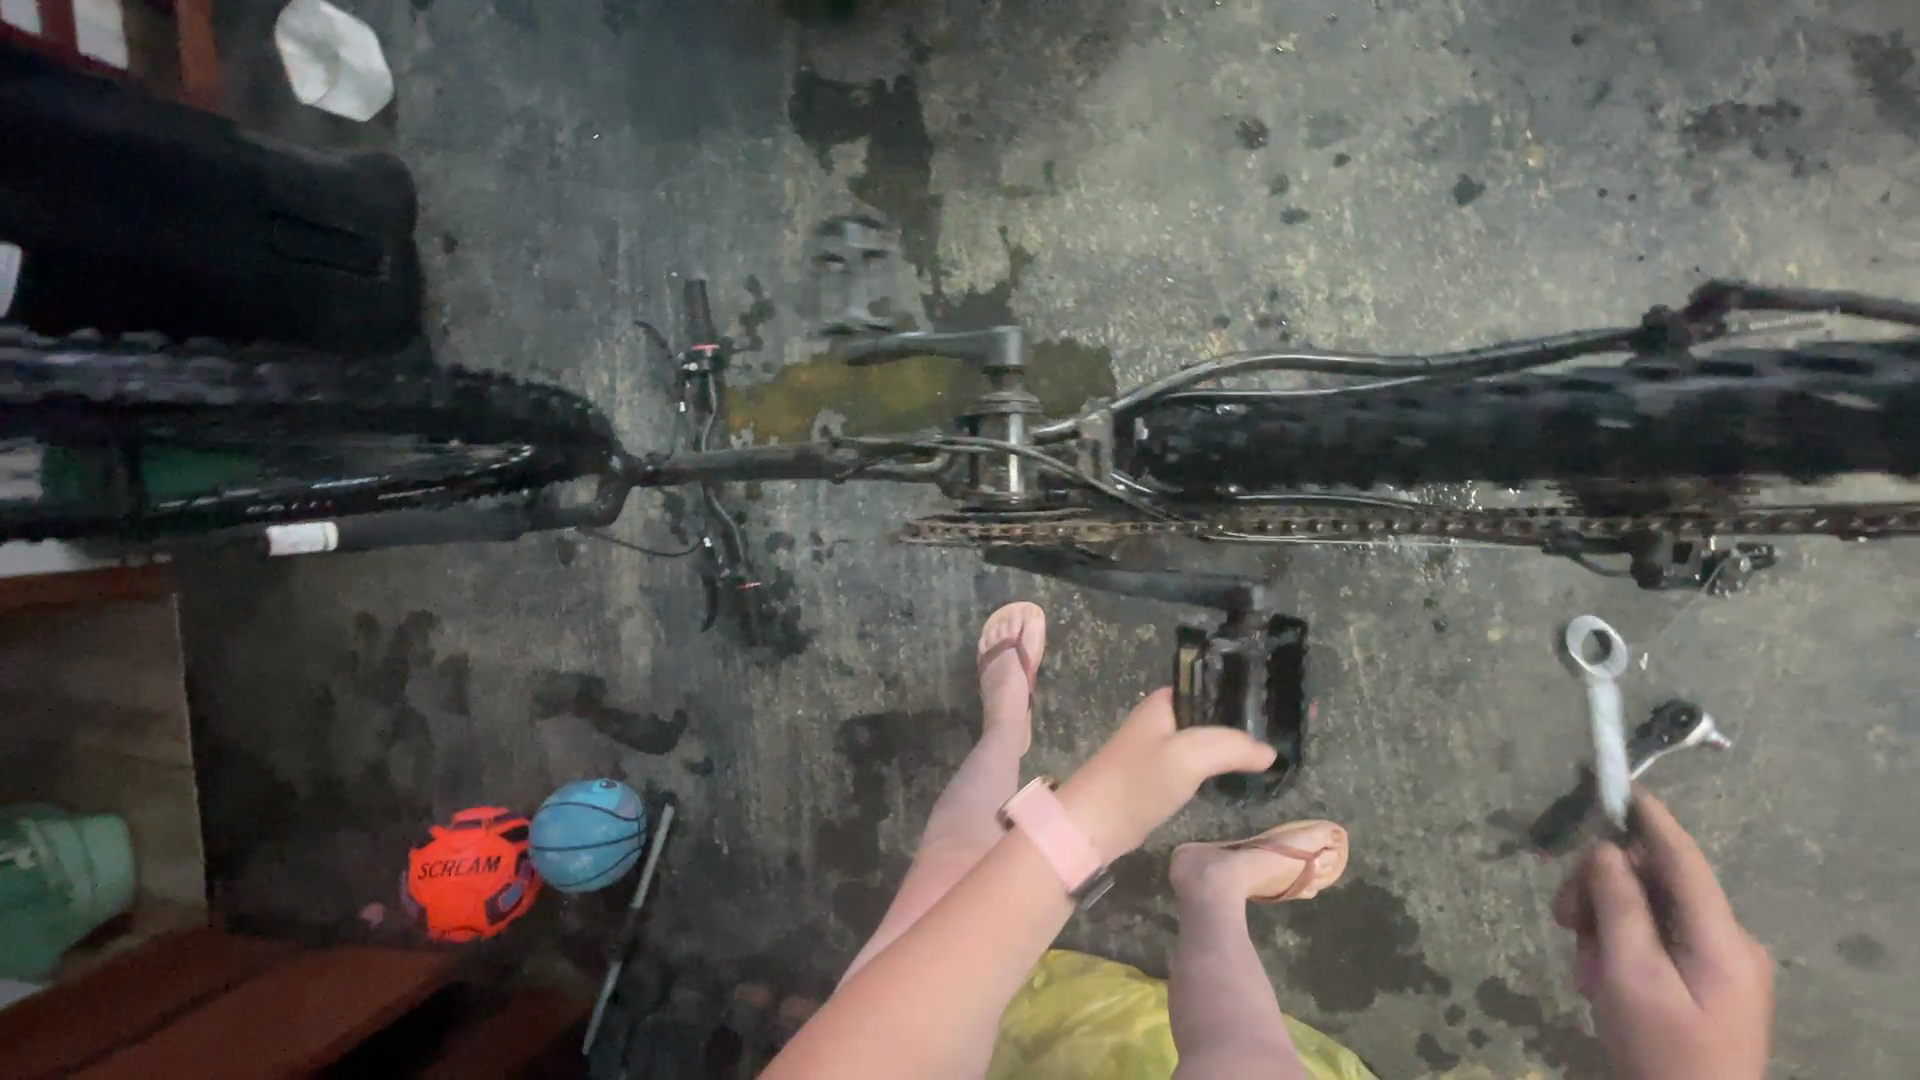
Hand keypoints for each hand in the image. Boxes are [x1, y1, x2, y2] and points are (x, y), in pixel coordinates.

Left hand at [1056, 688, 1276, 862]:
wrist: (1095, 824)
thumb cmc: (1139, 781)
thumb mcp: (1190, 756)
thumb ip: (1230, 747)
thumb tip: (1269, 751)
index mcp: (1164, 701)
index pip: (1211, 687)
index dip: (1241, 697)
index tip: (1276, 710)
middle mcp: (1161, 718)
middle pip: (1210, 715)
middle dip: (1239, 726)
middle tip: (1280, 737)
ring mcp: (1159, 747)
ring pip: (1204, 741)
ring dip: (1229, 748)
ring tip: (1266, 756)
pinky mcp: (1159, 775)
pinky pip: (1196, 763)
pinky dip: (1216, 767)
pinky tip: (1238, 775)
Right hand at [1553, 793, 1773, 1079]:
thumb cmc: (1660, 1047)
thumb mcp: (1629, 973)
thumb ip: (1618, 905)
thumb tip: (1605, 848)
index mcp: (1721, 938)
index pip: (1681, 858)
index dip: (1649, 817)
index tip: (1617, 782)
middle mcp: (1726, 940)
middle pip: (1651, 881)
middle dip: (1599, 889)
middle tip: (1562, 919)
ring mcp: (1716, 960)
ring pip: (1644, 907)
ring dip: (1601, 920)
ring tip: (1582, 958)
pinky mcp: (1702, 976)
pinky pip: (1650, 934)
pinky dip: (1616, 941)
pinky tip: (1599, 971)